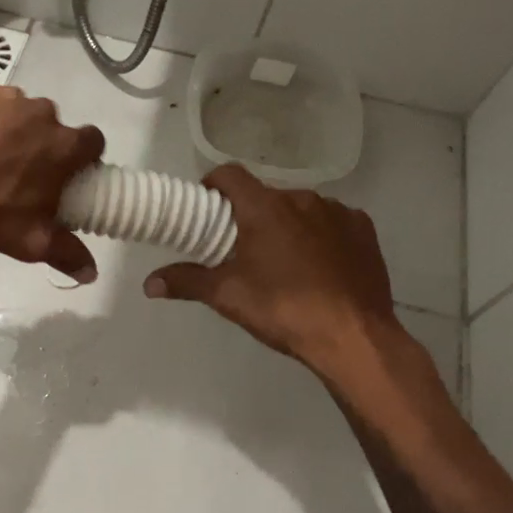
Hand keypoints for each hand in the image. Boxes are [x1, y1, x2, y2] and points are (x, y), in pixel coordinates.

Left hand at [0, 82, 105, 281]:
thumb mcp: (30, 242)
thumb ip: (67, 254)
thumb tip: (91, 273)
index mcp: (63, 146)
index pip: (92, 142)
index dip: (83, 157)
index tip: (67, 173)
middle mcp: (41, 112)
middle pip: (51, 125)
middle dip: (40, 144)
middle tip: (17, 172)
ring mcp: (4, 97)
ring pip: (17, 111)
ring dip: (9, 129)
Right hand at [143, 165, 403, 371]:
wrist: (354, 338)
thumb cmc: (284, 311)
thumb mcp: (228, 297)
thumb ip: (187, 282)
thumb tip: (149, 283)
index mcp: (264, 208)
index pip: (229, 174)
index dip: (213, 185)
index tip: (206, 208)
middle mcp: (302, 199)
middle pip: (265, 195)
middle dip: (250, 214)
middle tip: (241, 248)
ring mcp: (338, 212)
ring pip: (300, 208)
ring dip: (287, 224)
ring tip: (283, 262)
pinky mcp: (363, 229)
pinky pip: (332, 222)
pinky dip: (320, 235)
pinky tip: (319, 265)